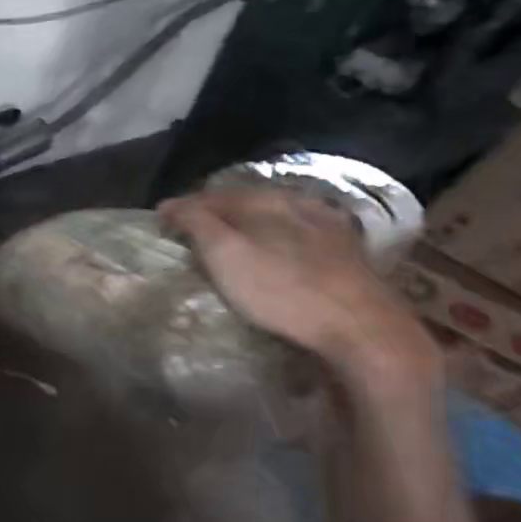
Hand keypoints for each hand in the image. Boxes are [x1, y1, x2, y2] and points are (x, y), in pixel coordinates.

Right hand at [157, 186, 436, 385]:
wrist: (360, 325)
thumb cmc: (282, 290)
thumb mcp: (225, 255)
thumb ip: (196, 224)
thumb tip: (169, 203)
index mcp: (267, 200)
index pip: (214, 195)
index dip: (184, 207)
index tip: (161, 221)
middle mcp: (299, 204)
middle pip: (248, 203)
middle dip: (217, 214)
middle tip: (192, 231)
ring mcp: (329, 227)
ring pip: (278, 217)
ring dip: (251, 226)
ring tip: (232, 242)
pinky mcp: (348, 255)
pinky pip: (301, 237)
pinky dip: (279, 241)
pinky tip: (280, 253)